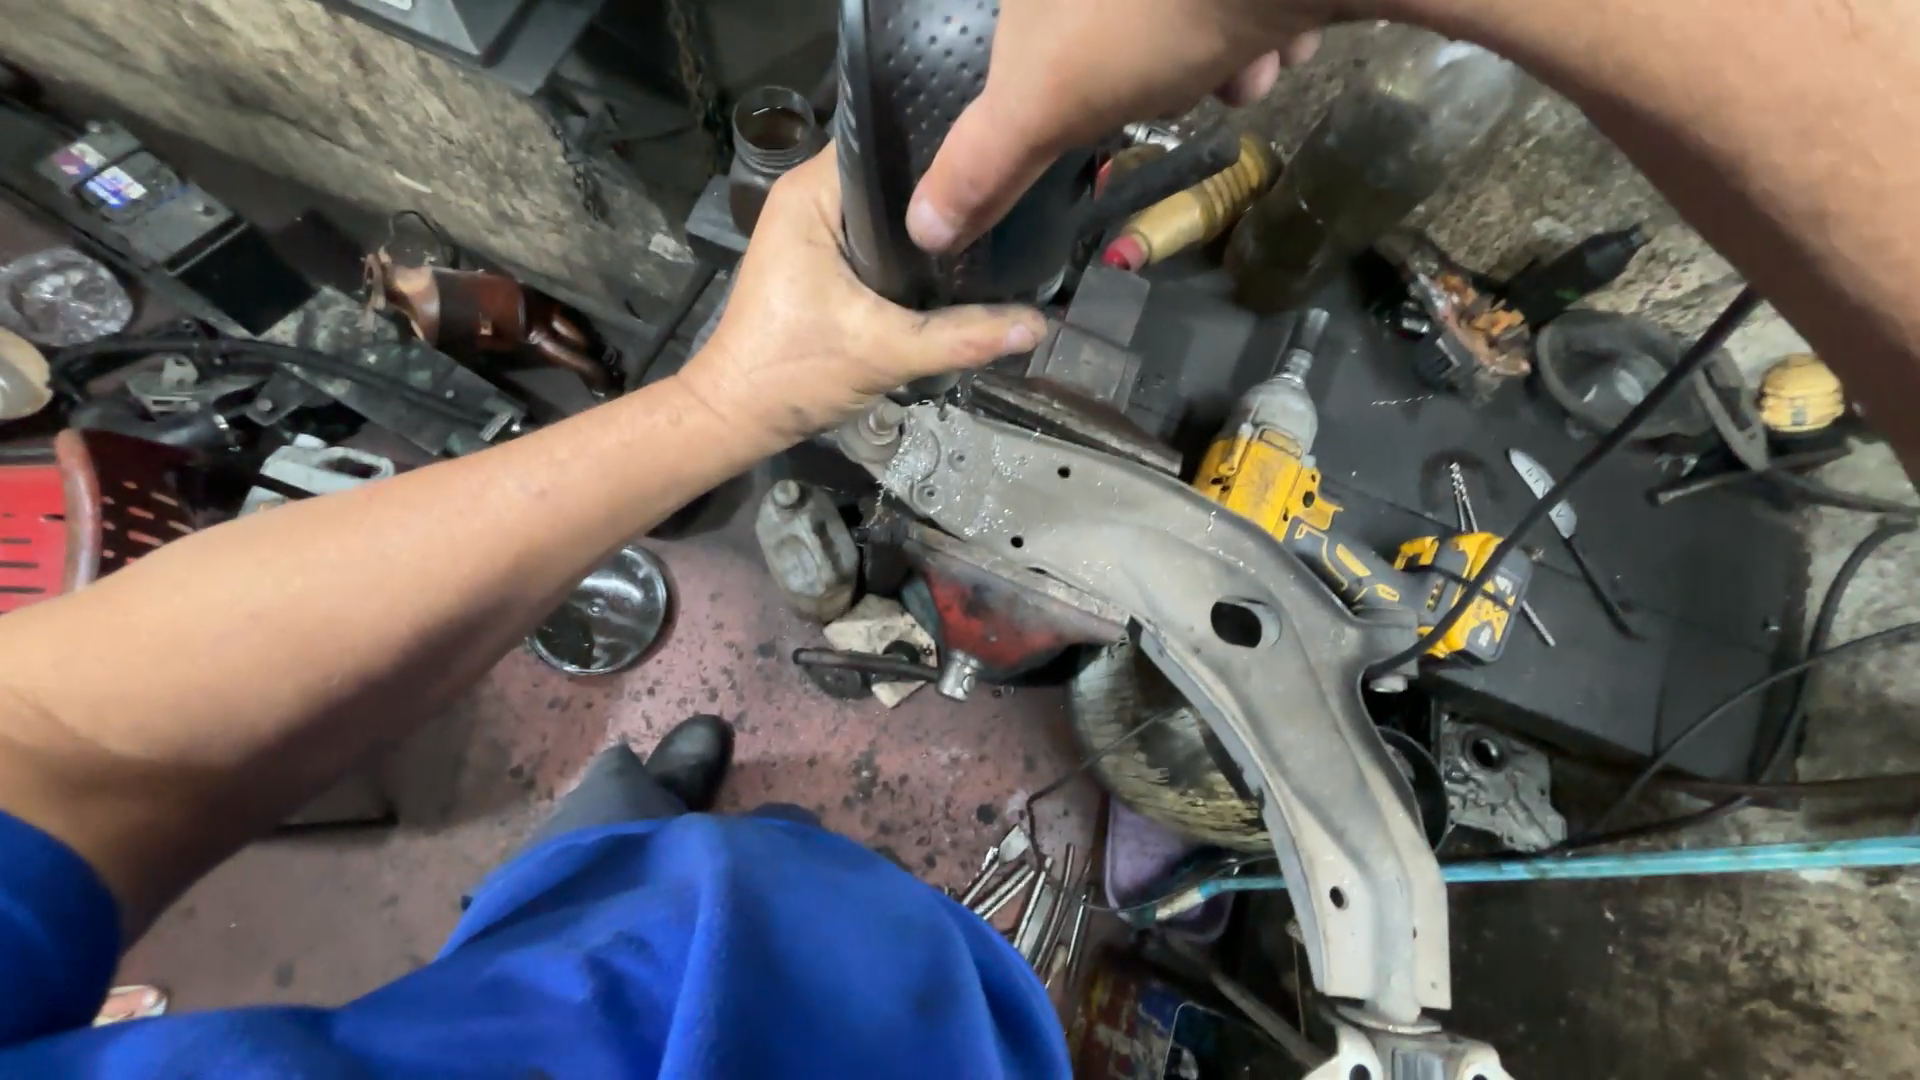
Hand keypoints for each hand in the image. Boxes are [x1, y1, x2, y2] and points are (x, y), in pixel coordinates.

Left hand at [683, 147, 1046, 448]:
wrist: (742, 416)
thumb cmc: (794, 371)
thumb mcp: (887, 351)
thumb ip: (964, 337)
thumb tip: (1039, 325)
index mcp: (813, 192)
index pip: (890, 144)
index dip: (945, 154)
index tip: (997, 170)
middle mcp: (812, 197)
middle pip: (895, 180)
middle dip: (945, 197)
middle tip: (1008, 206)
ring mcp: (815, 229)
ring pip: (890, 215)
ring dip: (932, 230)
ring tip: (994, 230)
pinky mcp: (822, 261)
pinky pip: (879, 243)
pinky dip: (912, 256)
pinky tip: (955, 266)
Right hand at [907, 0, 1335, 253]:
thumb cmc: (1146, 15)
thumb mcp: (1045, 103)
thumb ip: (982, 164)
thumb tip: (919, 229)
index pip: (1025, 44)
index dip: (1048, 87)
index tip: (1083, 112)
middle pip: (1108, 27)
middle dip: (1146, 80)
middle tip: (1168, 96)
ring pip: (1181, 16)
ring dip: (1214, 66)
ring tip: (1238, 73)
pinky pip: (1243, 2)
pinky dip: (1262, 33)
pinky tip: (1274, 46)